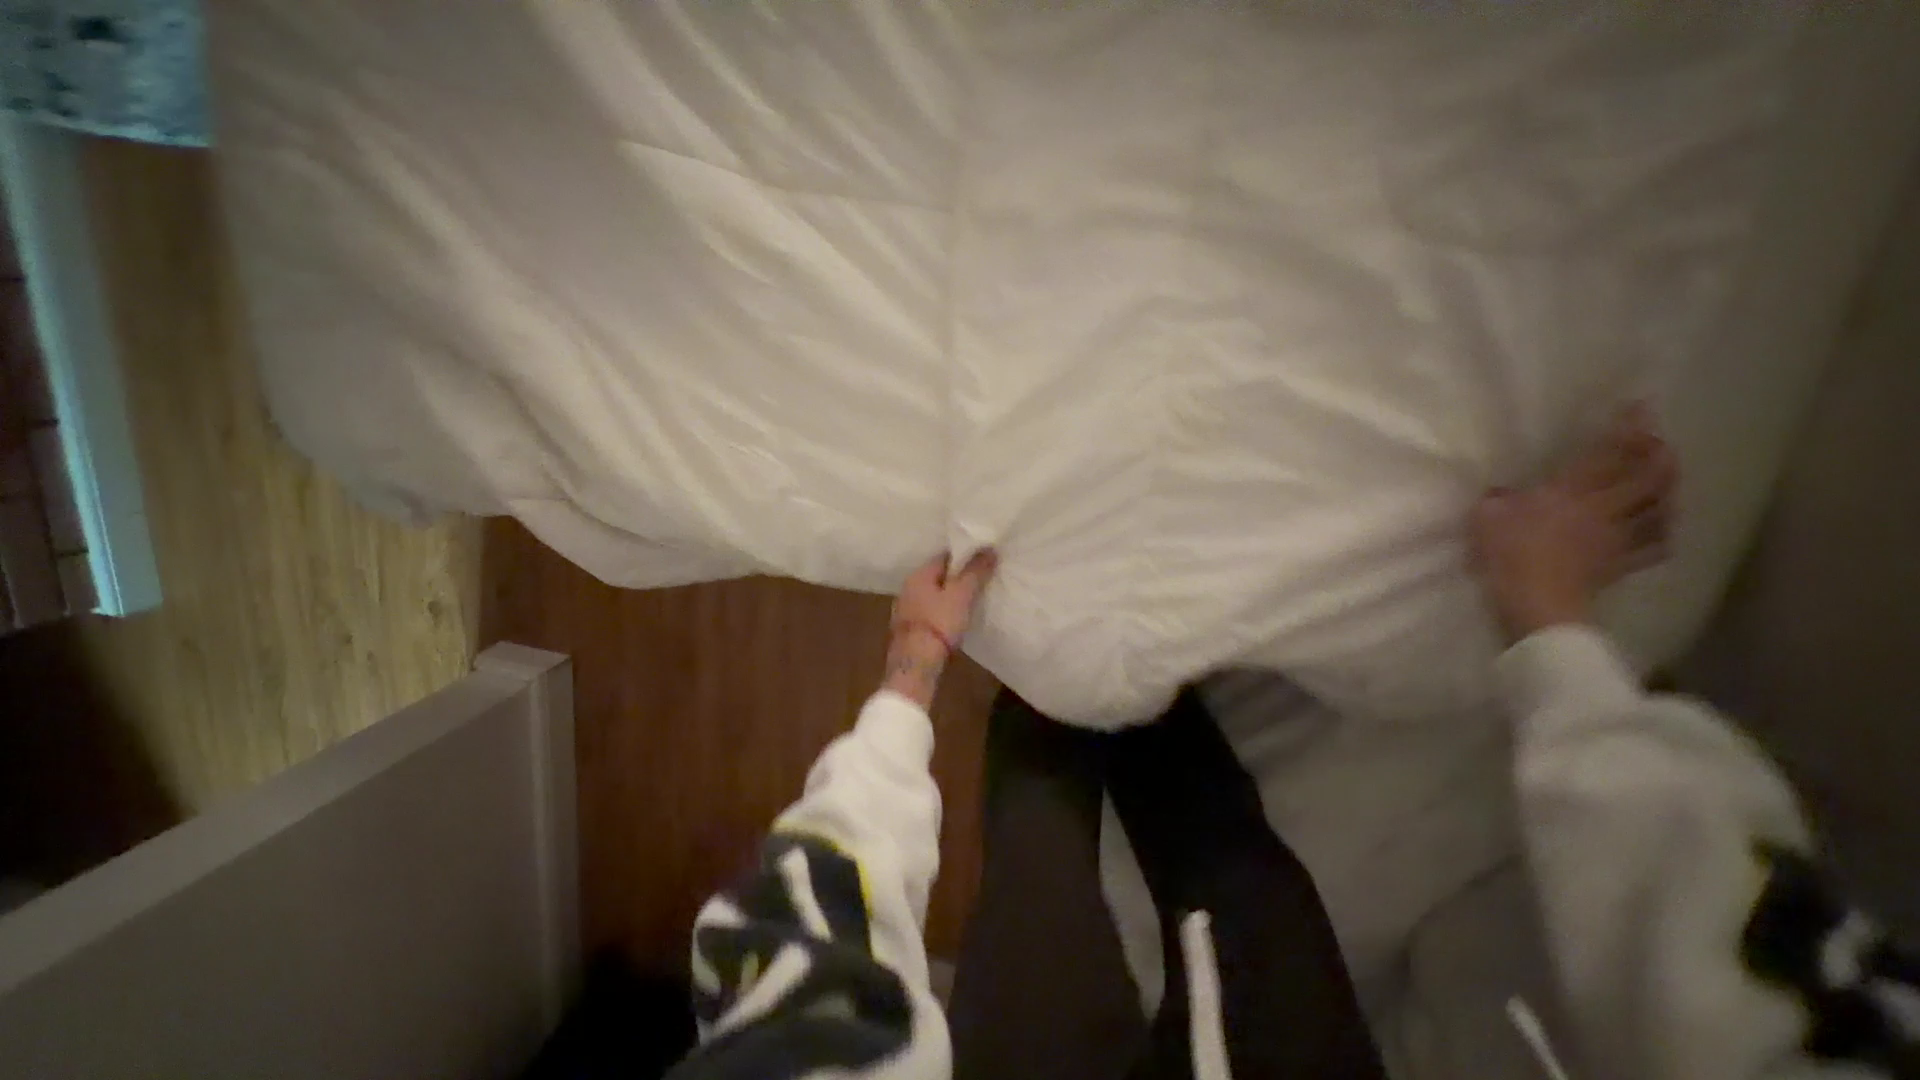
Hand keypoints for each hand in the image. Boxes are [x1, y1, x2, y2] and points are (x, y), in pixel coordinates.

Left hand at [883, 550, 998, 707]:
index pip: (943, 557)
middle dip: (957, 578)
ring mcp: (905, 610)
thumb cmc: (939, 623)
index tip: (982, 561)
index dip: (964, 557)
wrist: (916, 664)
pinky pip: (929, 612)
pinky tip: (954, 620)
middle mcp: (907, 588)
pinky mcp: (908, 630)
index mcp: (918, 575)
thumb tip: (989, 548)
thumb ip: (975, 572)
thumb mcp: (962, 595)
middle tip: (980, 582)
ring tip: (970, 601)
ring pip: (932, 595)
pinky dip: (941, 612)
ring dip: (948, 596)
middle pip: (937, 576)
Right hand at [1472, 405, 1677, 641]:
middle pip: (1650, 476)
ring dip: (1669, 490)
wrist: (1537, 602)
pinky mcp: (1622, 564)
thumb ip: (1497, 501)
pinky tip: (1662, 528)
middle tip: (1658, 443)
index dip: (1629, 428)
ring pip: (1660, 507)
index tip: (1639, 407)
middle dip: (1659, 455)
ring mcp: (1618, 536)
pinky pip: (1655, 545)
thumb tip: (1502, 494)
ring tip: (1666, 480)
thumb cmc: (1509, 555)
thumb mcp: (1486, 519)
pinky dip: (1664, 533)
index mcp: (1571, 491)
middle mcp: (1604, 507)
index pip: (1609, 452)